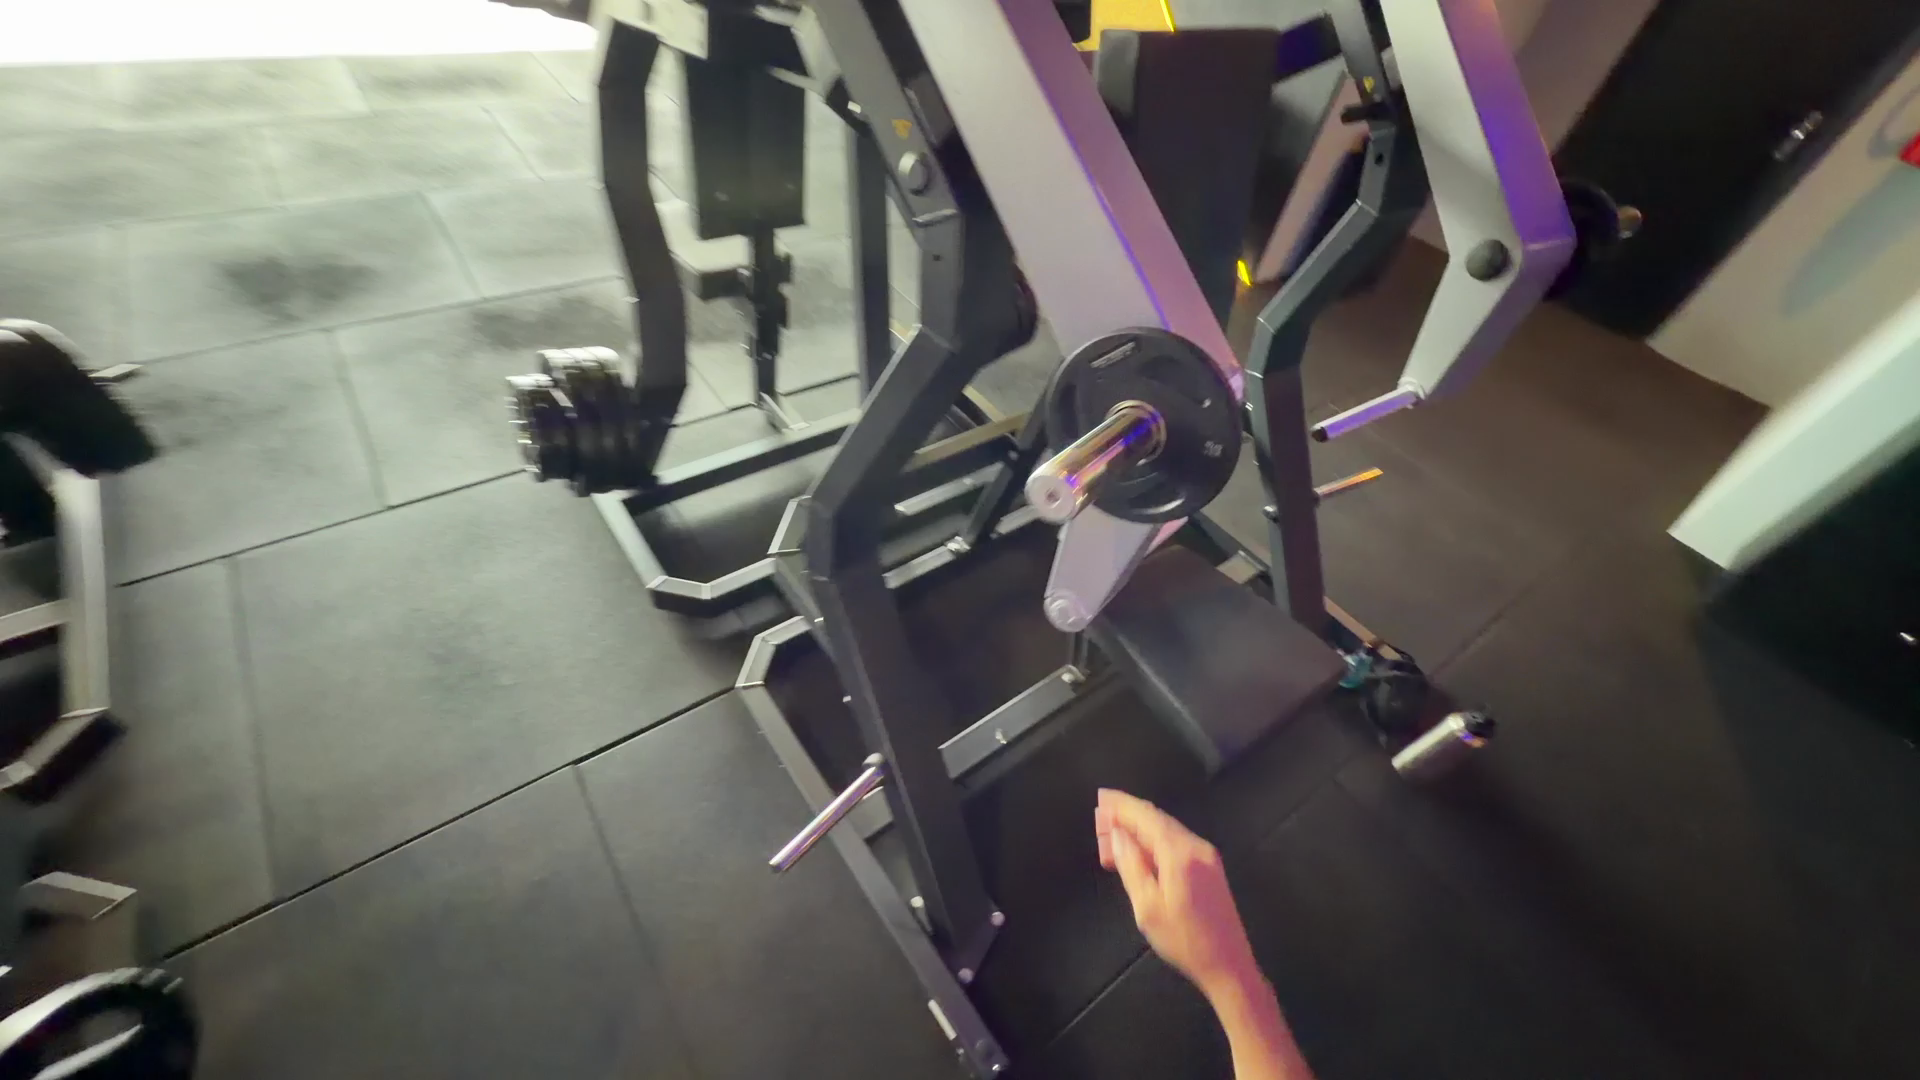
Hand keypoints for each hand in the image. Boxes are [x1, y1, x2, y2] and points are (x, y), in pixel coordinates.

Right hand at [1095, 788, 1258, 1000]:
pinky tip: (1137, 853)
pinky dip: (1152, 842)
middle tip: (1100, 820)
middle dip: (1127, 816)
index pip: (1145, 816)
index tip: (1101, 798)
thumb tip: (1117, 835)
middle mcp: (1195, 846)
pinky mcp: (1209, 868)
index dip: (1121, 805)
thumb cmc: (1184, 940)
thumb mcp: (1147, 907)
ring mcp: (1206, 856)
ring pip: (1165, 830)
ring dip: (1138, 830)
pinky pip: (1175, 843)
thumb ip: (1131, 865)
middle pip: (1156, 819)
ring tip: (1111, 838)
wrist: (1230, 968)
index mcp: (1180, 852)